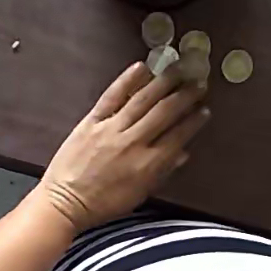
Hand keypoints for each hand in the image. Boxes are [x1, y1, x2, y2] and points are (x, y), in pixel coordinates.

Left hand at [37, 63, 209, 231]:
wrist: (65, 203)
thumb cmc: (103, 204)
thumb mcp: (138, 194)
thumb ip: (161, 173)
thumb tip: (183, 154)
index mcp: (148, 164)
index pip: (178, 136)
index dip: (194, 121)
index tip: (205, 110)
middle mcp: (133, 142)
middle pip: (165, 112)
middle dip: (185, 96)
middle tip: (199, 83)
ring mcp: (111, 129)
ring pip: (143, 100)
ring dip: (164, 82)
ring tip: (180, 68)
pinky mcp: (91, 121)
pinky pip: (112, 96)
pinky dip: (127, 80)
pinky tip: (142, 66)